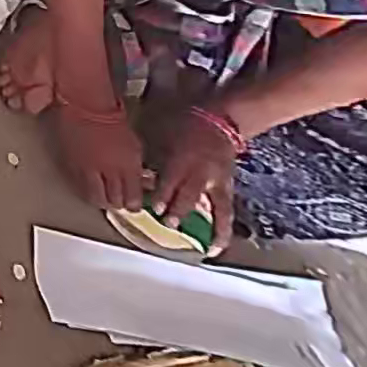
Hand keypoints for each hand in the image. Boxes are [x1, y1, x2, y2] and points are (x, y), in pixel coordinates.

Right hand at [51, 110, 145, 210]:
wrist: (85, 107)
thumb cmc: (113, 122)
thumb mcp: (134, 146)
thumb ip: (136, 168)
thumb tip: (141, 183)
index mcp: (127, 166)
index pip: (132, 198)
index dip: (133, 204)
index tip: (133, 202)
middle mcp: (108, 171)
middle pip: (114, 201)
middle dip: (118, 203)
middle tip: (119, 200)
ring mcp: (87, 169)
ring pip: (95, 198)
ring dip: (102, 200)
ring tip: (104, 196)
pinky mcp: (71, 165)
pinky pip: (79, 186)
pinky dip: (86, 190)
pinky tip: (90, 187)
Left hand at [151, 113, 236, 251]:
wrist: (218, 120)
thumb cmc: (183, 124)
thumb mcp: (162, 133)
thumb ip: (152, 156)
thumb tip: (138, 175)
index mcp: (184, 158)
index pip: (172, 181)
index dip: (163, 195)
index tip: (154, 208)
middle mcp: (203, 173)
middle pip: (190, 195)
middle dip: (178, 210)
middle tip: (167, 222)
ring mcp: (218, 181)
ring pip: (212, 207)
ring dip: (204, 224)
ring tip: (195, 242)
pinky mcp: (228, 187)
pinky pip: (227, 211)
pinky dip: (223, 229)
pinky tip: (217, 247)